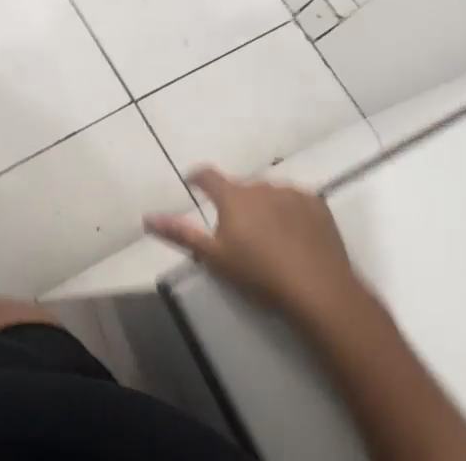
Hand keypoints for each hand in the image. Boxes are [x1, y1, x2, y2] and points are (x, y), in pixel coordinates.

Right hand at [145, 168, 365, 320]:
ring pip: (269, 193)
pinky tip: (294, 235)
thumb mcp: (214, 258)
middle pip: (241, 188)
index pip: (208, 176)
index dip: (198, 178)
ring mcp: (292, 193)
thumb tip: (147, 217)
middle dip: (235, 202)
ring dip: (263, 205)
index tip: (194, 183)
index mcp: (233, 196)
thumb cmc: (259, 274)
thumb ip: (180, 234)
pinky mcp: (317, 205)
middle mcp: (261, 186)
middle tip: (237, 230)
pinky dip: (289, 211)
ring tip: (268, 235)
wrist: (318, 290)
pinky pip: (296, 200)